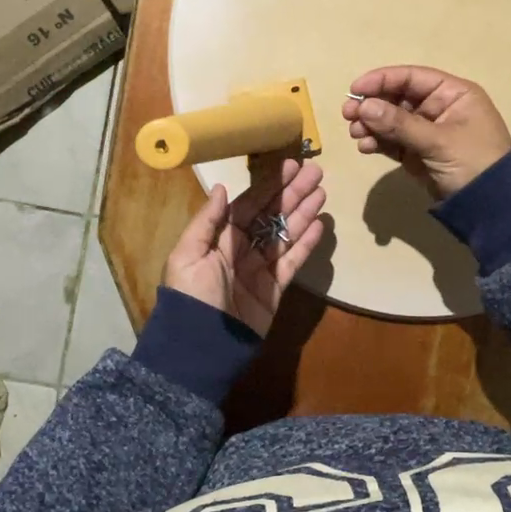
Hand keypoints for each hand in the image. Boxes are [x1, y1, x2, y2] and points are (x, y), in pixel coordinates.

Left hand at [163, 158, 326, 335]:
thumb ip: (207, 221)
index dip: (269, 186)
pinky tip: (320, 224)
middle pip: (271, 215)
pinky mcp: (276, 288)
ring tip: (322, 192)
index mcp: (219, 238)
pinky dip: (307, 243)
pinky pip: (294, 261)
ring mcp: (261, 268)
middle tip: (315, 172)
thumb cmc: (192, 296)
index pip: (248, 205)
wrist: (202, 345)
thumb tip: (222, 188)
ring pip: (286, 234)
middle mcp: (241, 249)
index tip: (289, 166)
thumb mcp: (188, 255)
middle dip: (292, 194)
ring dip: (303, 212)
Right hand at [342, 66, 510, 199]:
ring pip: (391, 121)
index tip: (355, 89)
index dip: (382, 80)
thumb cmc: (473, 164)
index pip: (412, 78)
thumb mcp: (438, 141)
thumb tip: (363, 106)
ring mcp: (427, 132)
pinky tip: (365, 147)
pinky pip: (393, 142)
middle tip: (348, 114)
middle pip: (397, 98)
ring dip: (371, 125)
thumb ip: (399, 124)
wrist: (491, 207)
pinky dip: (378, 143)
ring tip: (355, 134)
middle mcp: (439, 108)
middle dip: (372, 105)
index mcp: (453, 94)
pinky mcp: (418, 154)